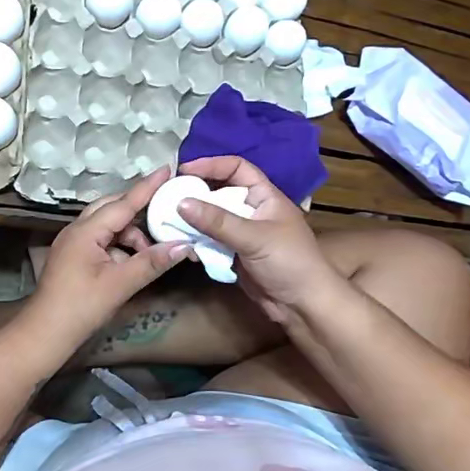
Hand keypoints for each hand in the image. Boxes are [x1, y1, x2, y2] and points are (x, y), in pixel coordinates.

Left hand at [24, 168, 191, 343]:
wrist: (45, 333)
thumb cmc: (81, 307)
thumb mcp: (120, 284)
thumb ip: (152, 262)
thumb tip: (185, 245)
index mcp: (86, 231)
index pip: (123, 203)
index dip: (147, 187)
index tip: (168, 168)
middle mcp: (76, 230)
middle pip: (112, 208)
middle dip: (139, 211)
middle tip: (166, 214)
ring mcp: (72, 243)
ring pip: (107, 226)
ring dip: (130, 235)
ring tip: (150, 254)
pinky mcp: (72, 256)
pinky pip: (100, 240)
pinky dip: (119, 247)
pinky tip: (131, 264)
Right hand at [175, 156, 344, 324]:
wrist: (302, 306)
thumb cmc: (289, 262)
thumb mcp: (254, 237)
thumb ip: (217, 221)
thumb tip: (181, 203)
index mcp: (264, 196)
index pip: (237, 168)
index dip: (212, 164)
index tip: (184, 170)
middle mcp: (251, 211)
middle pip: (218, 193)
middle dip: (195, 193)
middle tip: (167, 197)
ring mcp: (241, 234)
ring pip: (211, 219)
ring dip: (192, 221)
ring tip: (168, 222)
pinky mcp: (233, 254)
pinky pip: (210, 242)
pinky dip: (196, 242)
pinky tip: (183, 246)